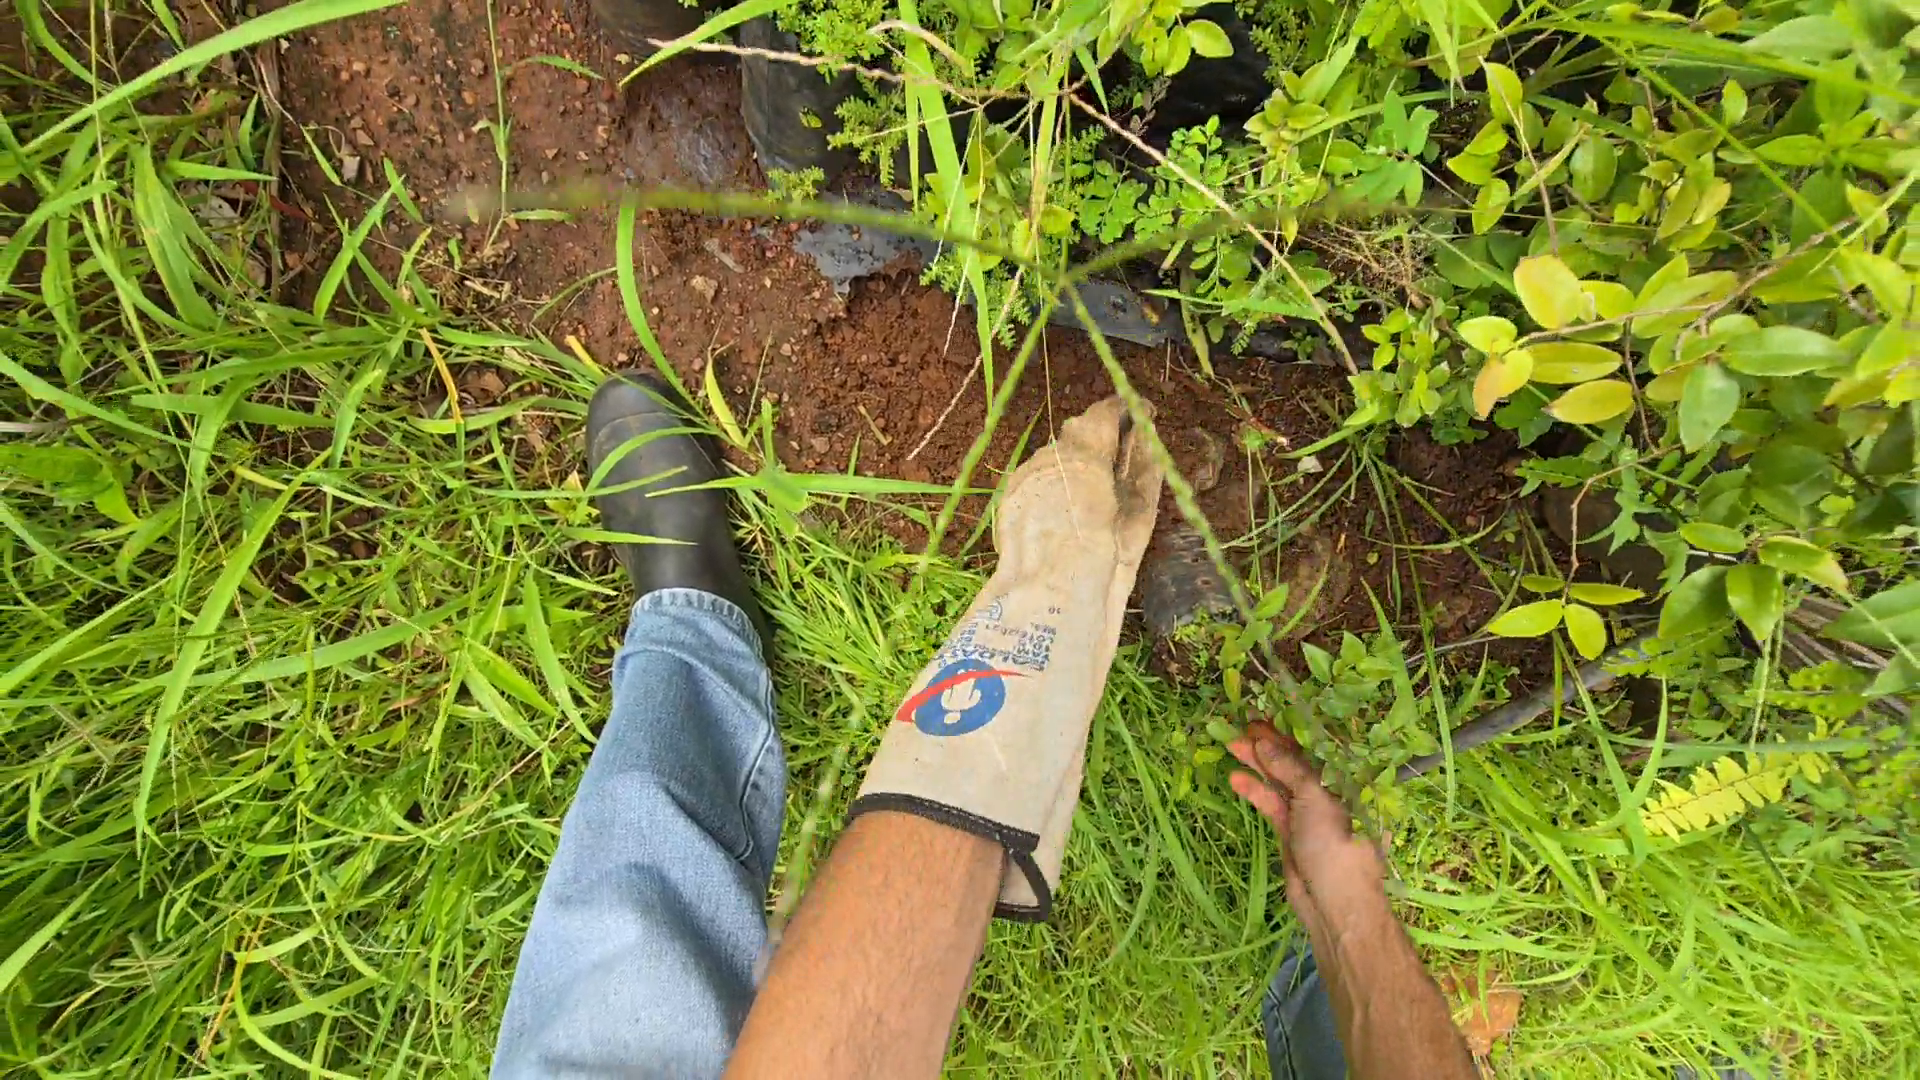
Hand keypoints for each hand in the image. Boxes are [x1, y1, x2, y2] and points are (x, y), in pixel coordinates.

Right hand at [1227, 722, 1388, 943]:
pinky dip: (1254, 792)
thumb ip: (1288, 768)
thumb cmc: (1336, 845)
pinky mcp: (1290, 833)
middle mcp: (1328, 796)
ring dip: (1256, 765)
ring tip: (1230, 747)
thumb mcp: (1315, 798)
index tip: (1261, 719)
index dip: (1287, 734)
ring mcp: (1308, 815)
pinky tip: (1235, 779)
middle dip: (1267, 747)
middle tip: (1240, 728)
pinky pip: (1271, 805)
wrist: (1334, 904)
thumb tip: (1263, 742)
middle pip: (1293, 765)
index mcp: (1345, 784)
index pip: (1314, 751)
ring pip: (1279, 783)